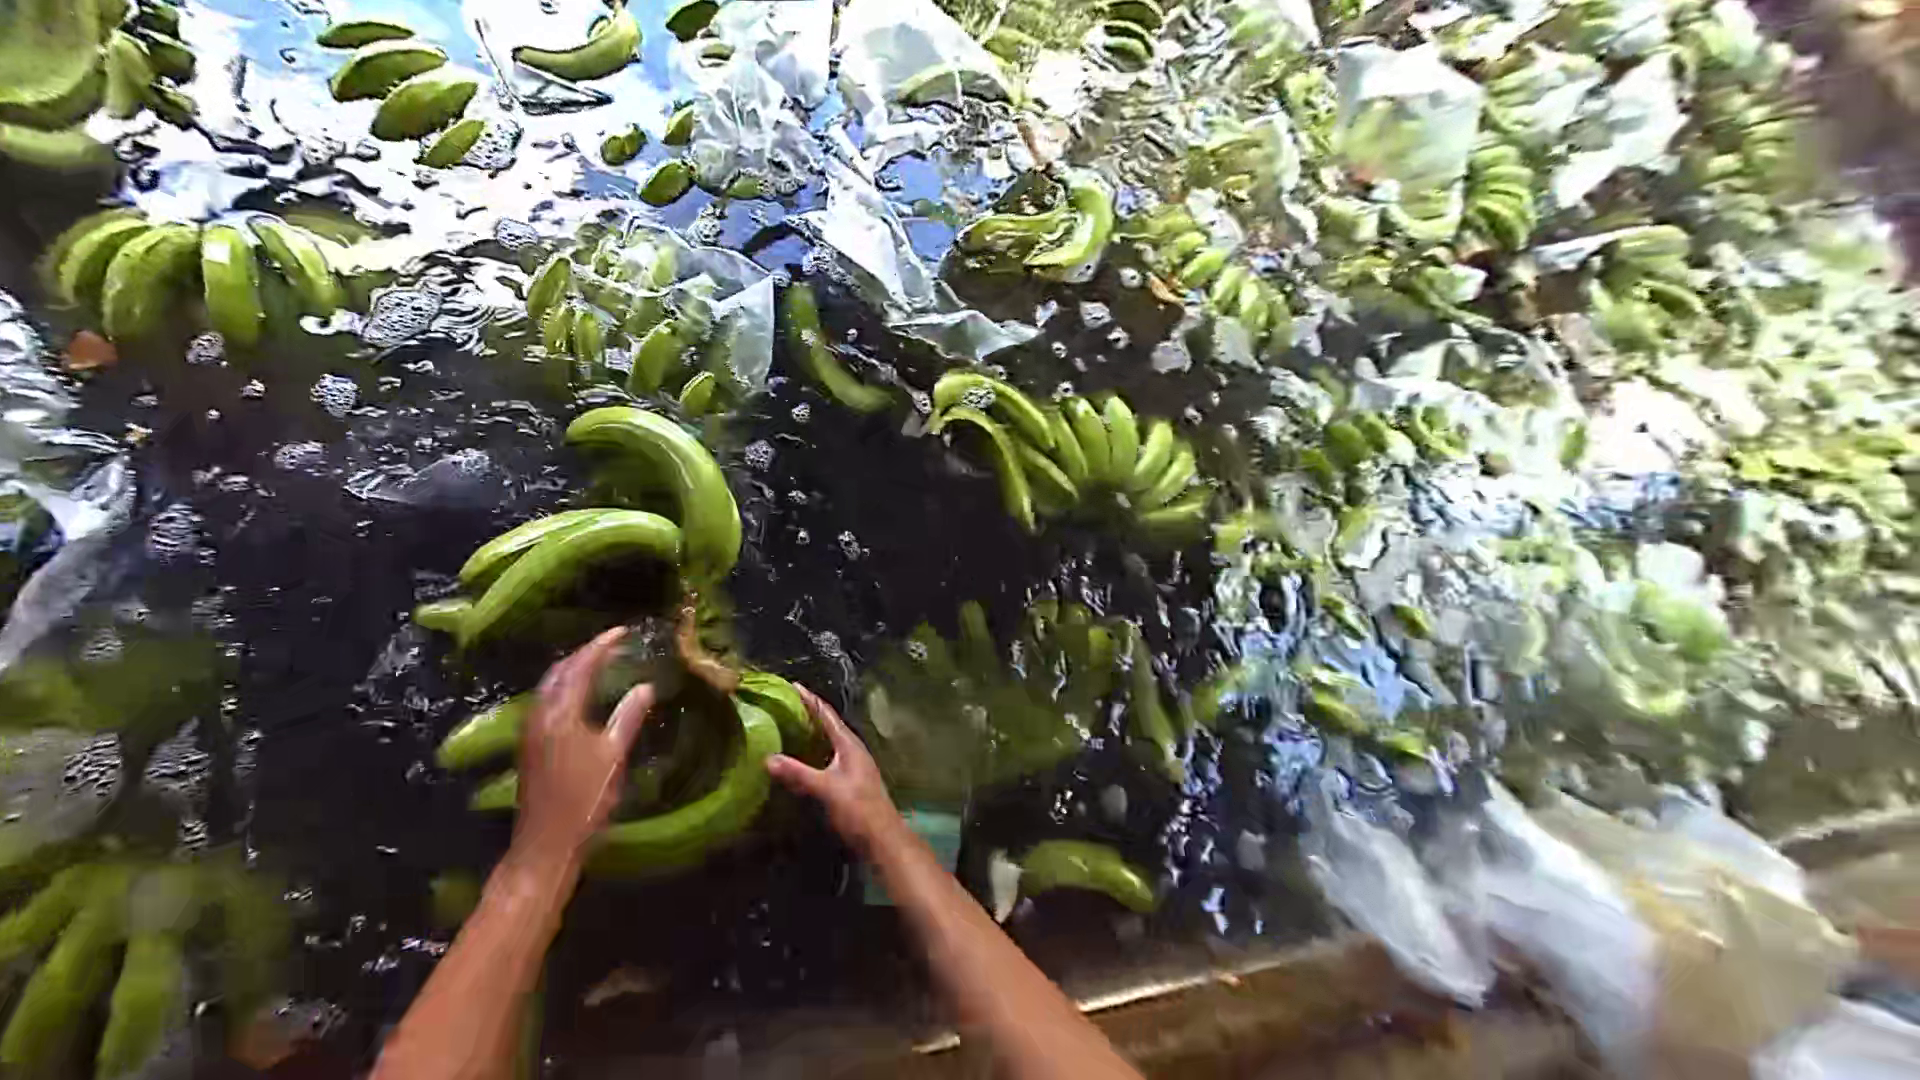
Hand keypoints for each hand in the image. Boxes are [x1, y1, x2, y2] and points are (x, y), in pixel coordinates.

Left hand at [514, 627, 655, 862]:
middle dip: (585, 652)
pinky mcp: (533, 743)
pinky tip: (584, 693)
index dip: (601, 646)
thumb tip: (646, 686)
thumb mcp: (614, 755)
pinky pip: (549, 699)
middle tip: (613, 643)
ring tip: (601, 661)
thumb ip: (629, 716)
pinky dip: (567, 686)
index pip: (580, 667)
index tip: (622, 631)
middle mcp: (541, 716)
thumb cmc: (585, 798)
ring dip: (574, 668)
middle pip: (560, 672)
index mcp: (561, 714)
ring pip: (551, 685)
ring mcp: (532, 730)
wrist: (546, 843)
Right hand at [764, 685, 900, 855]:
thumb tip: (768, 758)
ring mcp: (852, 765)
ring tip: (787, 727)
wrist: (881, 838)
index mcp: (849, 744)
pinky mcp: (849, 780)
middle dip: (808, 713)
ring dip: (810, 733)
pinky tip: (799, 759)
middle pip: (827, 724)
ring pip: (827, 741)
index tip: (792, 685)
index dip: (810, 699)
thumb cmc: (858, 809)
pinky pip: (826, 757)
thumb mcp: (826, 789)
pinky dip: (812, 752)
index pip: (827, 714)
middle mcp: (852, 749)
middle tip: (784, 704)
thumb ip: (798, 774)